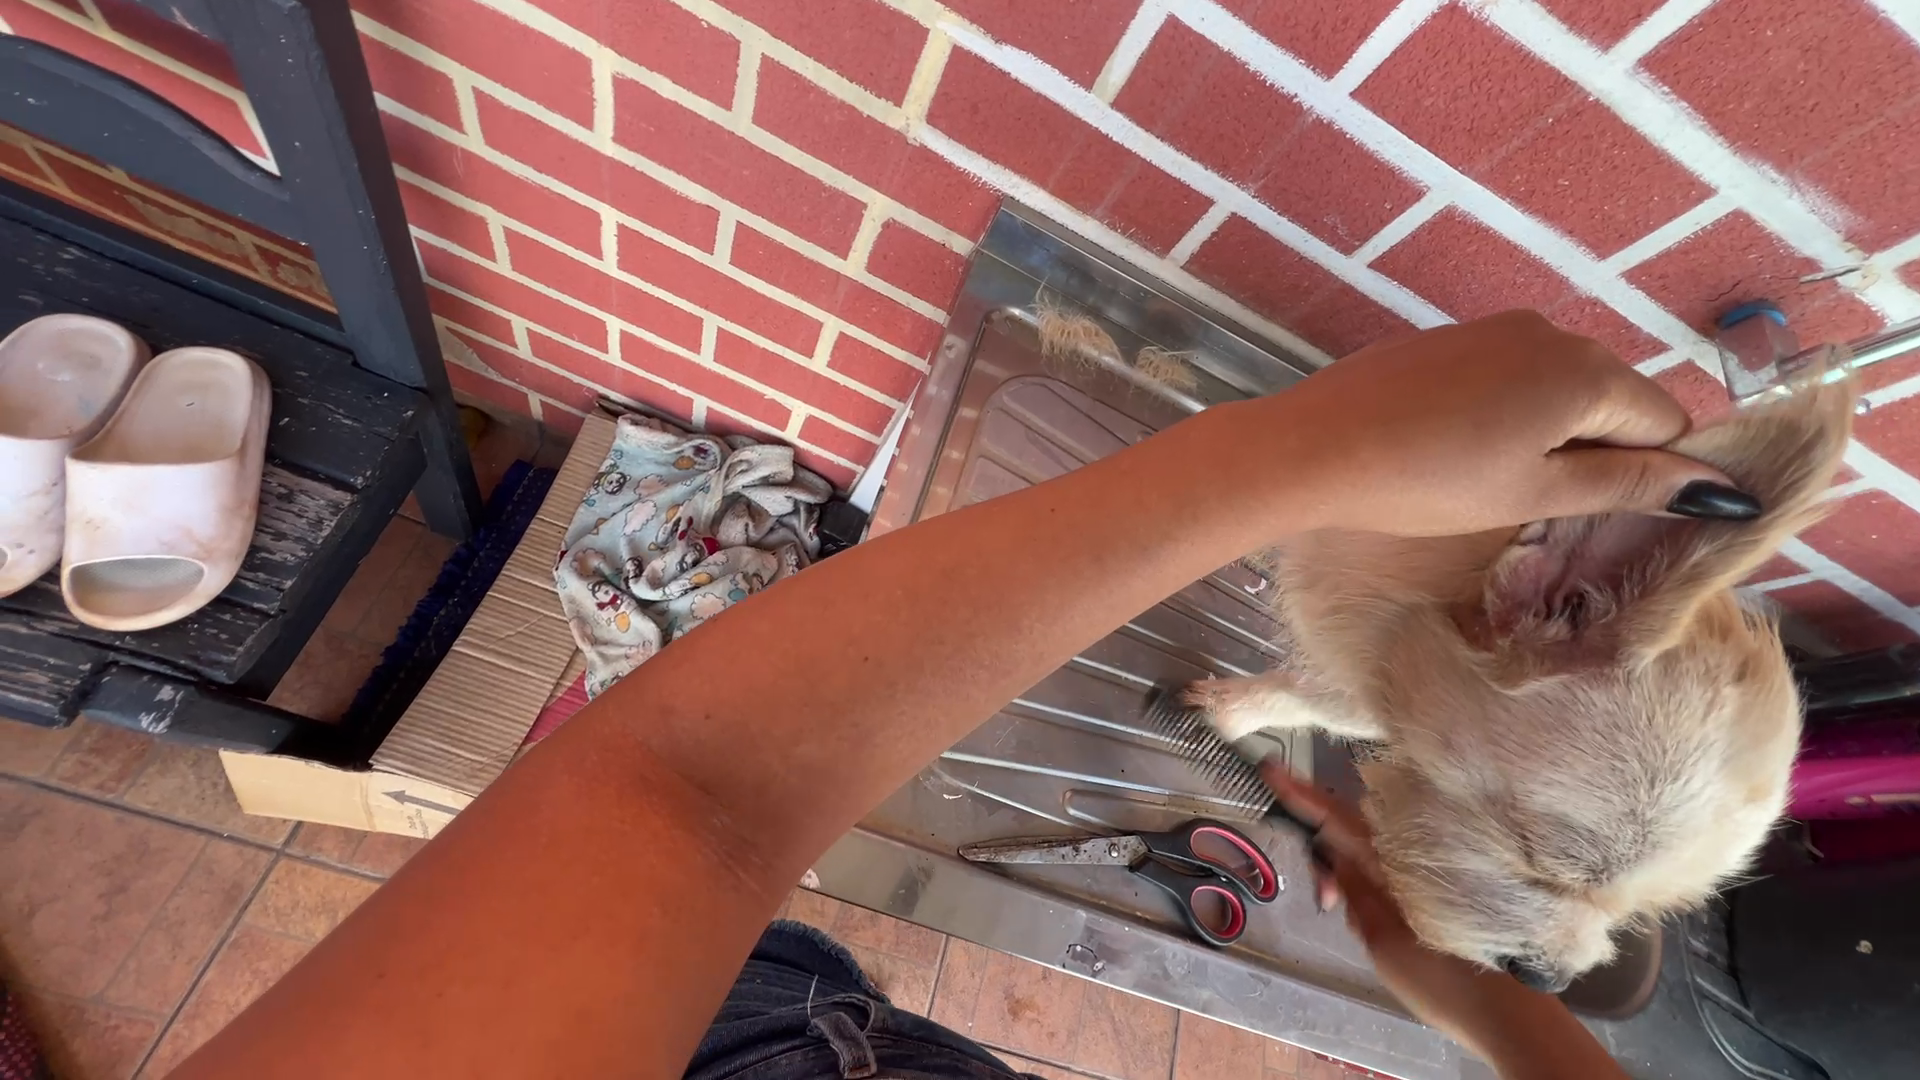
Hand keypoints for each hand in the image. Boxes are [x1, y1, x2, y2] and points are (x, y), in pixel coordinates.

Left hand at [1240, 311, 1754, 536]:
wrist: (1309, 448)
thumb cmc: (1423, 481)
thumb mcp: (1530, 493)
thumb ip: (1625, 483)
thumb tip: (1713, 483)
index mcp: (1583, 370)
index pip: (1660, 419)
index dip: (1640, 467)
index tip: (1584, 502)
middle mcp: (1541, 331)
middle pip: (1601, 396)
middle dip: (1580, 445)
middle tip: (1515, 493)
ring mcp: (1478, 328)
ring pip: (1539, 384)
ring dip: (1528, 428)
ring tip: (1468, 471)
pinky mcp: (1428, 340)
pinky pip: (1486, 374)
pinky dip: (1481, 408)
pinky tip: (1434, 442)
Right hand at [1260, 765, 1516, 1042]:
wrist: (1511, 1019)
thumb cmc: (1443, 982)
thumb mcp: (1381, 940)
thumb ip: (1354, 890)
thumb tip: (1333, 853)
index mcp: (1392, 865)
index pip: (1336, 818)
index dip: (1301, 793)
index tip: (1272, 770)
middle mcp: (1410, 861)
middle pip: (1352, 830)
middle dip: (1325, 847)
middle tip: (1323, 895)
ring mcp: (1427, 875)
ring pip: (1370, 851)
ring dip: (1347, 869)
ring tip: (1344, 912)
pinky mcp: (1438, 893)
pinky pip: (1390, 868)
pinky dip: (1370, 881)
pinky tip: (1371, 915)